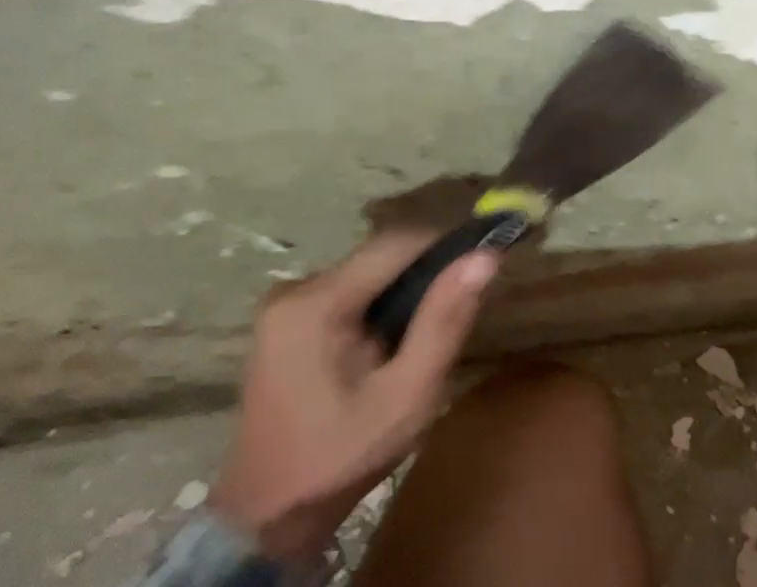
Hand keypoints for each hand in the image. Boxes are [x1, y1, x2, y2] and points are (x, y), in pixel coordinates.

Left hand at [209, 230, 499, 561]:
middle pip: (382, 256)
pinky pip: (352, 292)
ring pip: (370, 272)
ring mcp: (284, 307)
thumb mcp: (409, 391)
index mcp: (316, 303)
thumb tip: (486, 256)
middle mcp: (293, 290)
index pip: (398, 242)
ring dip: (409, 290)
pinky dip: (385, 305)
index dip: (449, 245)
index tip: (489, 262)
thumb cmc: (342, 453)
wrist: (268, 514)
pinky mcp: (287, 323)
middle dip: (429, 273)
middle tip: (465, 309)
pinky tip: (399, 341)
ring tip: (435, 329)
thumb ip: (445, 319)